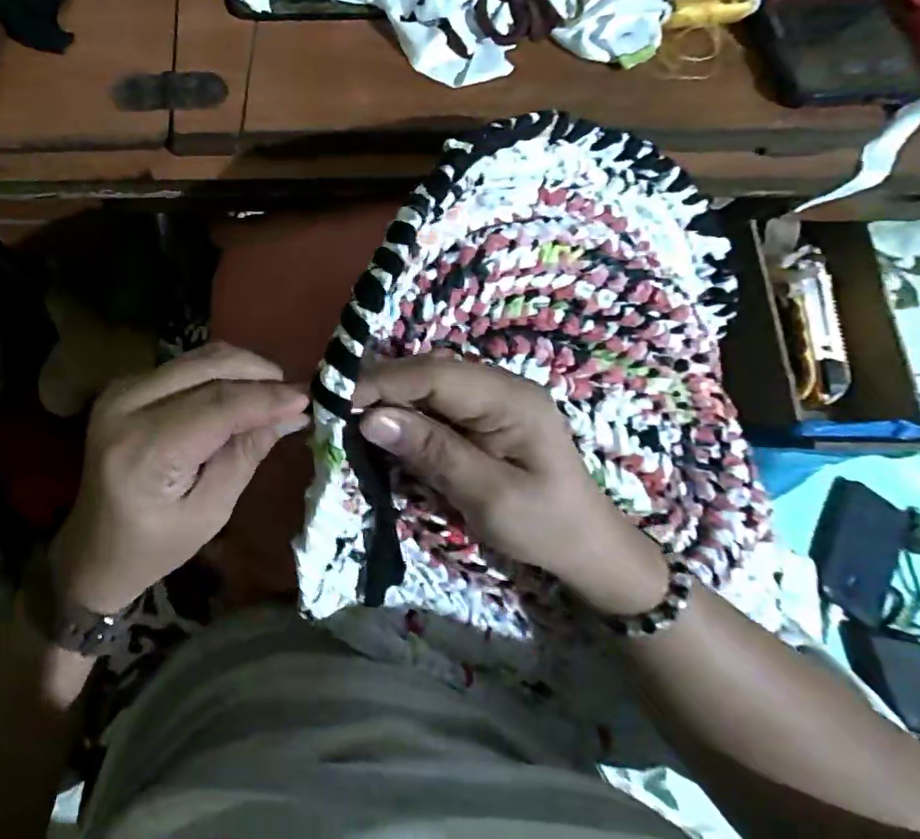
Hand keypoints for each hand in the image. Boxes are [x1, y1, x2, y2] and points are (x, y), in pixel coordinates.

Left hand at [49, 343, 308, 613]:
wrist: (92, 548)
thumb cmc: (154, 545)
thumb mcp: (210, 512)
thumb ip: (245, 454)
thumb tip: (291, 413)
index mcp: (143, 451)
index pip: (216, 406)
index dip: (265, 398)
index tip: (307, 397)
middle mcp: (125, 407)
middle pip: (205, 368)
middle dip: (256, 372)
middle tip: (292, 391)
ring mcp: (119, 391)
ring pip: (195, 359)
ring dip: (239, 368)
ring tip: (272, 392)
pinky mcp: (123, 386)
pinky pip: (181, 366)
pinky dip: (217, 372)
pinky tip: (240, 392)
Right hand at [353, 352, 668, 615]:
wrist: (588, 548)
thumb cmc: (545, 526)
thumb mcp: (490, 496)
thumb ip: (433, 452)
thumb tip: (371, 418)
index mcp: (509, 398)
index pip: (433, 375)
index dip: (382, 382)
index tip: (336, 400)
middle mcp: (496, 386)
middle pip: (425, 371)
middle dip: (377, 385)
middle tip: (330, 405)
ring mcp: (487, 399)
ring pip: (423, 384)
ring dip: (384, 397)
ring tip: (343, 413)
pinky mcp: (476, 417)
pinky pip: (430, 403)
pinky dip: (399, 412)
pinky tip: (375, 424)